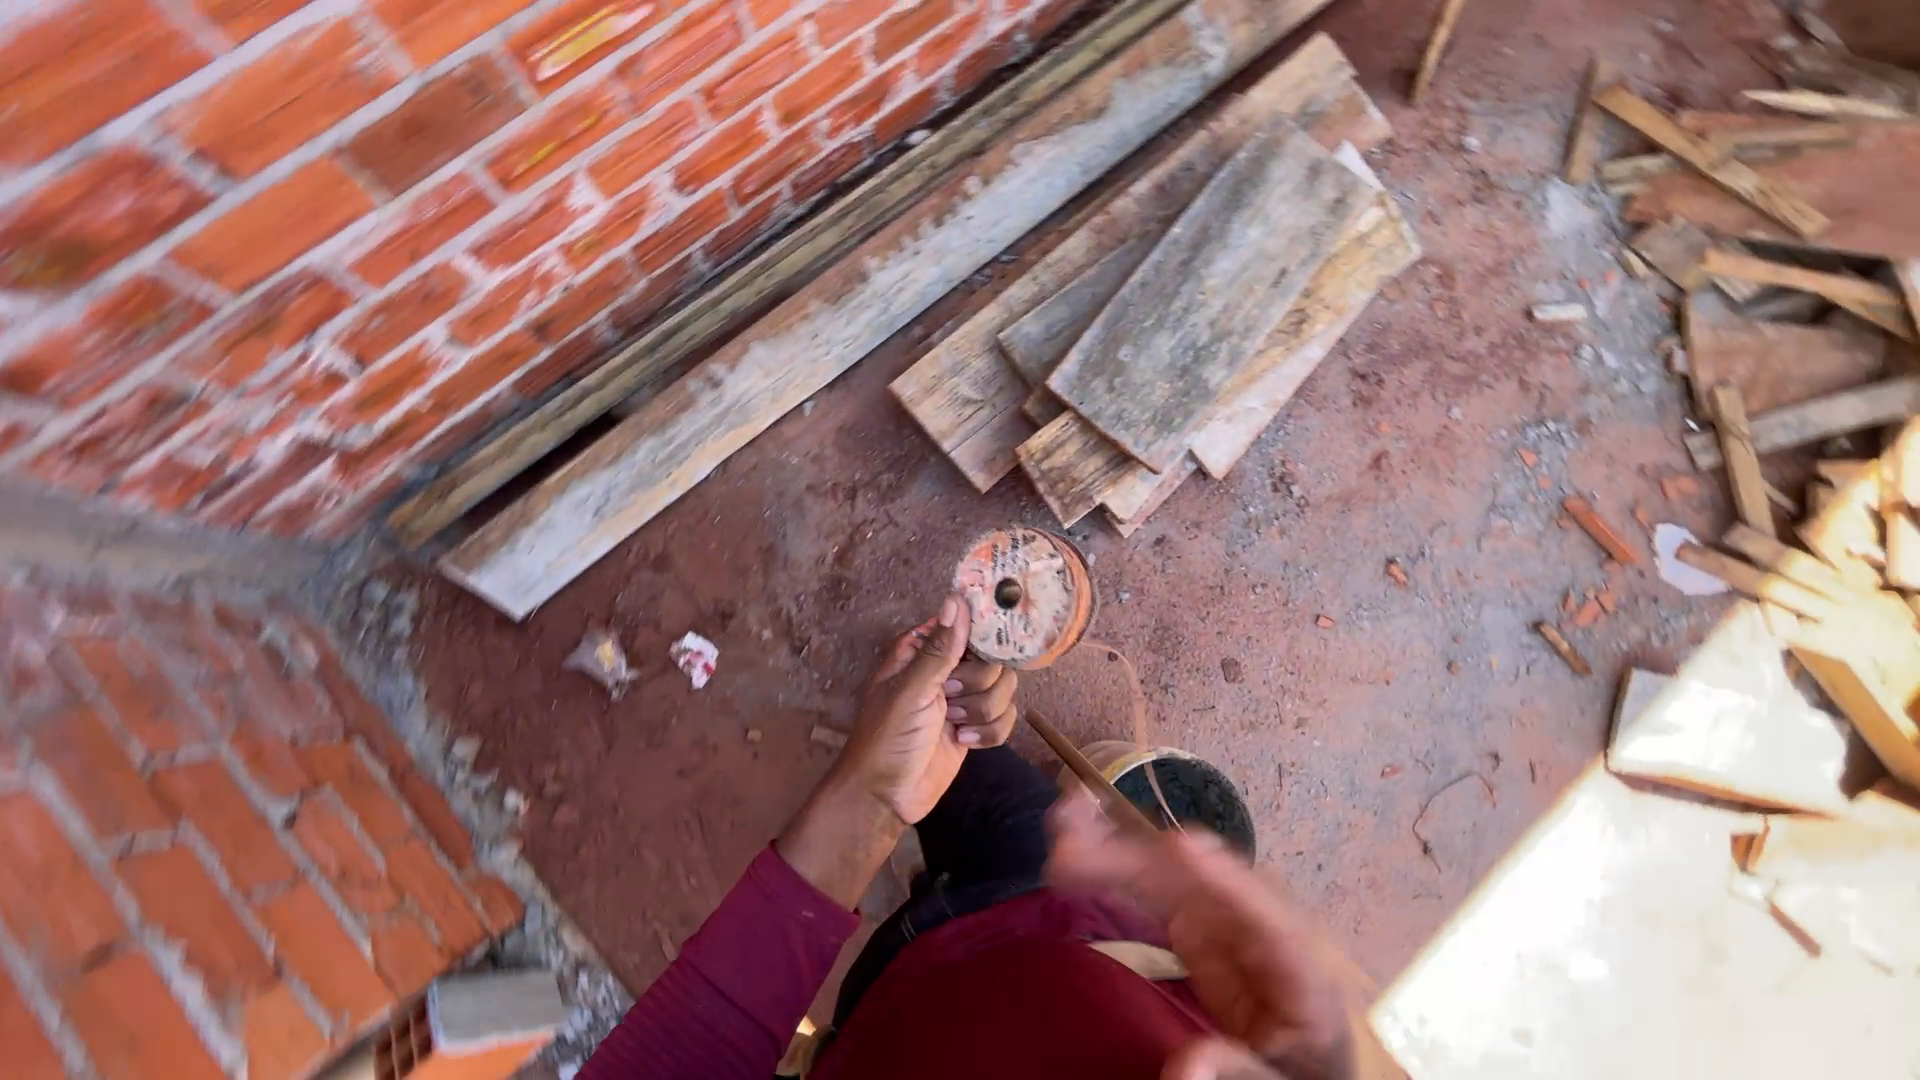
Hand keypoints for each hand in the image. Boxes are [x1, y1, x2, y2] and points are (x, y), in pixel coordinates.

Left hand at [837, 595, 1019, 824]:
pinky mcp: (977, 725)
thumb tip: (956, 599)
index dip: (981, 634)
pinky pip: (1007, 717)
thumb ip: (939, 649)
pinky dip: (990, 733)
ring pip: (1005, 688)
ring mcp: (964, 697)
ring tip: (953, 725)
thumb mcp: (910, 691)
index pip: (966, 623)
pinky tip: (963, 742)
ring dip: (982, 712)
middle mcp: (947, 668)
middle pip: (994, 658)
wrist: (887, 796)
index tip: (985, 648)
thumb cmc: (887, 738)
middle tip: (949, 699)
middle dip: (977, 685)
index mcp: (923, 650)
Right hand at [1049, 791, 1359, 1079]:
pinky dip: (1111, 875)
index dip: (1218, 875)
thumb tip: (1182, 1067)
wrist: (1301, 1063)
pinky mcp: (1192, 924)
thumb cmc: (1302, 1068)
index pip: (1259, 912)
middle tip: (1070, 845)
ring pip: (1161, 874)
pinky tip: (1075, 863)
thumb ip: (1237, 1068)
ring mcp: (1219, 917)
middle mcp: (1251, 921)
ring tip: (1060, 836)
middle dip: (1133, 856)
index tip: (1178, 845)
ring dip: (1109, 853)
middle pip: (1193, 880)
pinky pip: (1148, 891)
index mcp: (1292, 960)